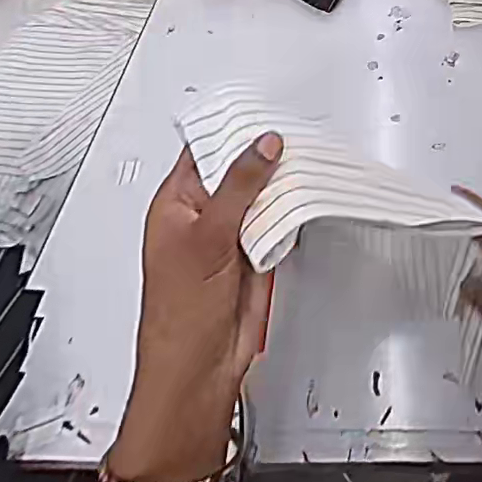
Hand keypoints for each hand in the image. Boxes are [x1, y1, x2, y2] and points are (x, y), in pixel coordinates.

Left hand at [111, 134, 281, 481]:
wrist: (201, 369)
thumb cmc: (177, 316)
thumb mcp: (207, 236)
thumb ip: (240, 186)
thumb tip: (263, 146)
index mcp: (177, 202)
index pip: (204, 150)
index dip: (229, 129)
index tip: (259, 112)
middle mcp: (205, 214)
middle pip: (239, 169)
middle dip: (264, 155)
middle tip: (290, 135)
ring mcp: (232, 234)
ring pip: (263, 194)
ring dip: (281, 183)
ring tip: (303, 158)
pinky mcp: (256, 252)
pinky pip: (279, 220)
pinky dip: (292, 210)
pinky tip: (304, 195)